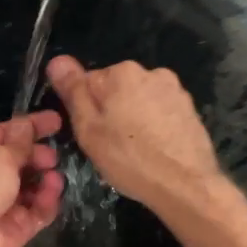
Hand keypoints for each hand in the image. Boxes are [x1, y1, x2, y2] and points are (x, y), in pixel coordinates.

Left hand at [0, 111, 65, 246]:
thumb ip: (19, 142)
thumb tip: (26, 126)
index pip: (6, 134)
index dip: (31, 126)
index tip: (57, 121)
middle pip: (22, 160)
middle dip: (39, 155)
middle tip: (52, 158)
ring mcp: (6, 204)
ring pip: (34, 186)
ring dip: (46, 180)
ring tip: (53, 179)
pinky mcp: (19, 226)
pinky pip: (39, 210)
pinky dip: (47, 202)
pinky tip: (52, 194)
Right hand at [47, 56, 223, 211]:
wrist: (185, 185)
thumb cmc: (129, 160)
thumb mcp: (90, 130)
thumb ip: (73, 92)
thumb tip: (57, 61)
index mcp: (120, 73)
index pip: (88, 84)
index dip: (85, 111)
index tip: (91, 136)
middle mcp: (150, 72)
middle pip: (116, 90)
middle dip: (111, 113)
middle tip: (111, 147)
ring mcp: (174, 89)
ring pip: (140, 101)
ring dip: (133, 119)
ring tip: (135, 151)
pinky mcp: (189, 108)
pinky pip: (160, 113)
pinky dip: (154, 127)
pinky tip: (155, 150)